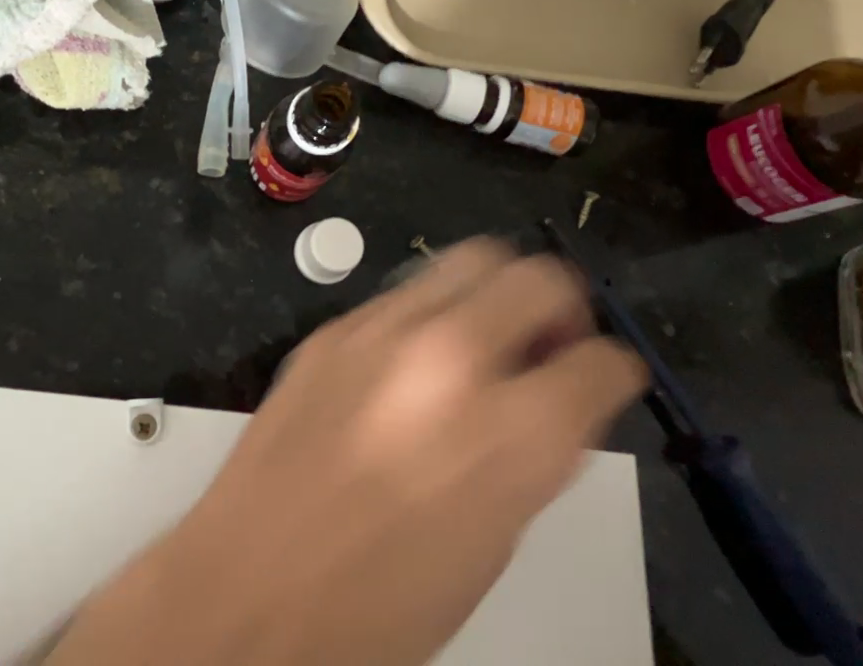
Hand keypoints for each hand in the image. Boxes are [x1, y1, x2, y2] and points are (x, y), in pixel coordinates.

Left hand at [45, 238, 647, 665]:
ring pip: (467, 259)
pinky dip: (427, 314)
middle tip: (551, 340)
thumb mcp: (490, 541)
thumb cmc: (378, 602)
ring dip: (494, 291)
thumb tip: (553, 407)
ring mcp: (380, 335)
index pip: (603, 362)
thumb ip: (532, 456)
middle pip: (538, 276)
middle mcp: (449, 362)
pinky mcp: (329, 332)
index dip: (613, 372)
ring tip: (488, 335)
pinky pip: (400, 295)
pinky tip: (418, 355)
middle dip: (561, 304)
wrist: (249, 591)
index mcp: (511, 435)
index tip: (602, 377)